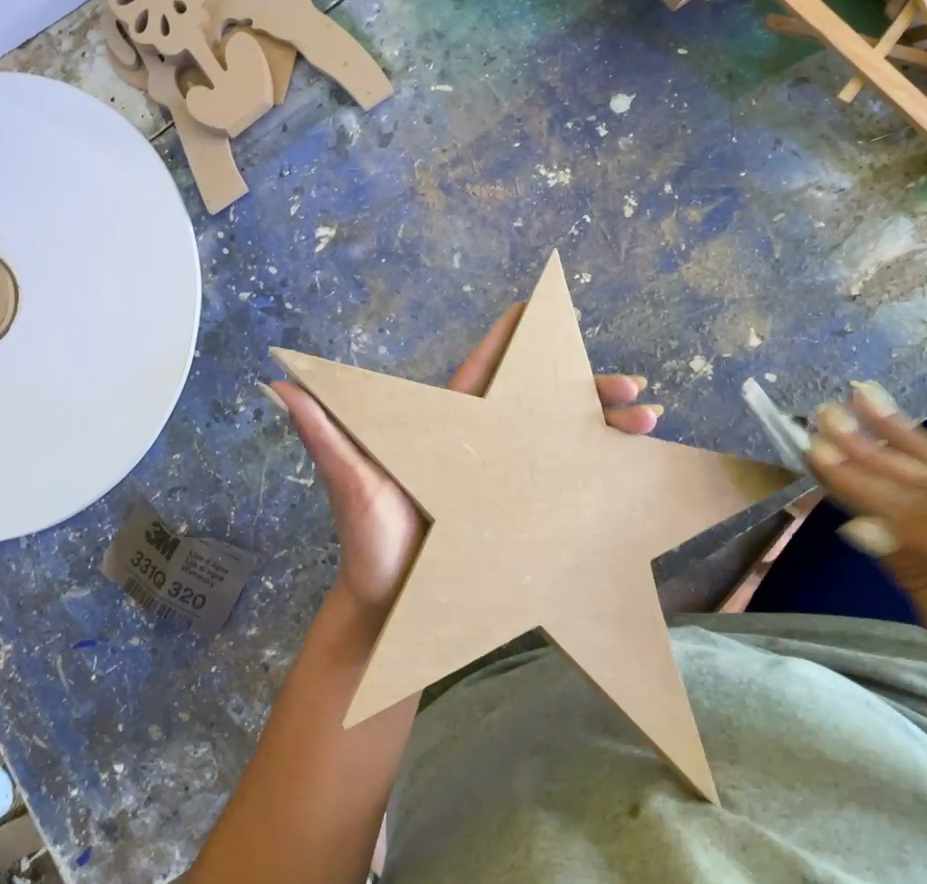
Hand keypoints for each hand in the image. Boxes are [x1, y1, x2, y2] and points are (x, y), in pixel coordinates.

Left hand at [267, 302, 660, 617]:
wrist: (392, 616)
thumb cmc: (370, 546)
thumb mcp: (351, 484)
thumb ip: (324, 433)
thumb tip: (280, 379)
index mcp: (445, 431)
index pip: (482, 373)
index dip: (512, 340)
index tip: (546, 310)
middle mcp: (480, 451)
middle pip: (541, 405)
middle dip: (586, 389)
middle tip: (630, 388)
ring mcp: (505, 485)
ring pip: (563, 443)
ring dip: (604, 428)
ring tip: (647, 421)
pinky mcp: (522, 519)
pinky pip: (567, 488)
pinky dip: (602, 474)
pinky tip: (637, 471)